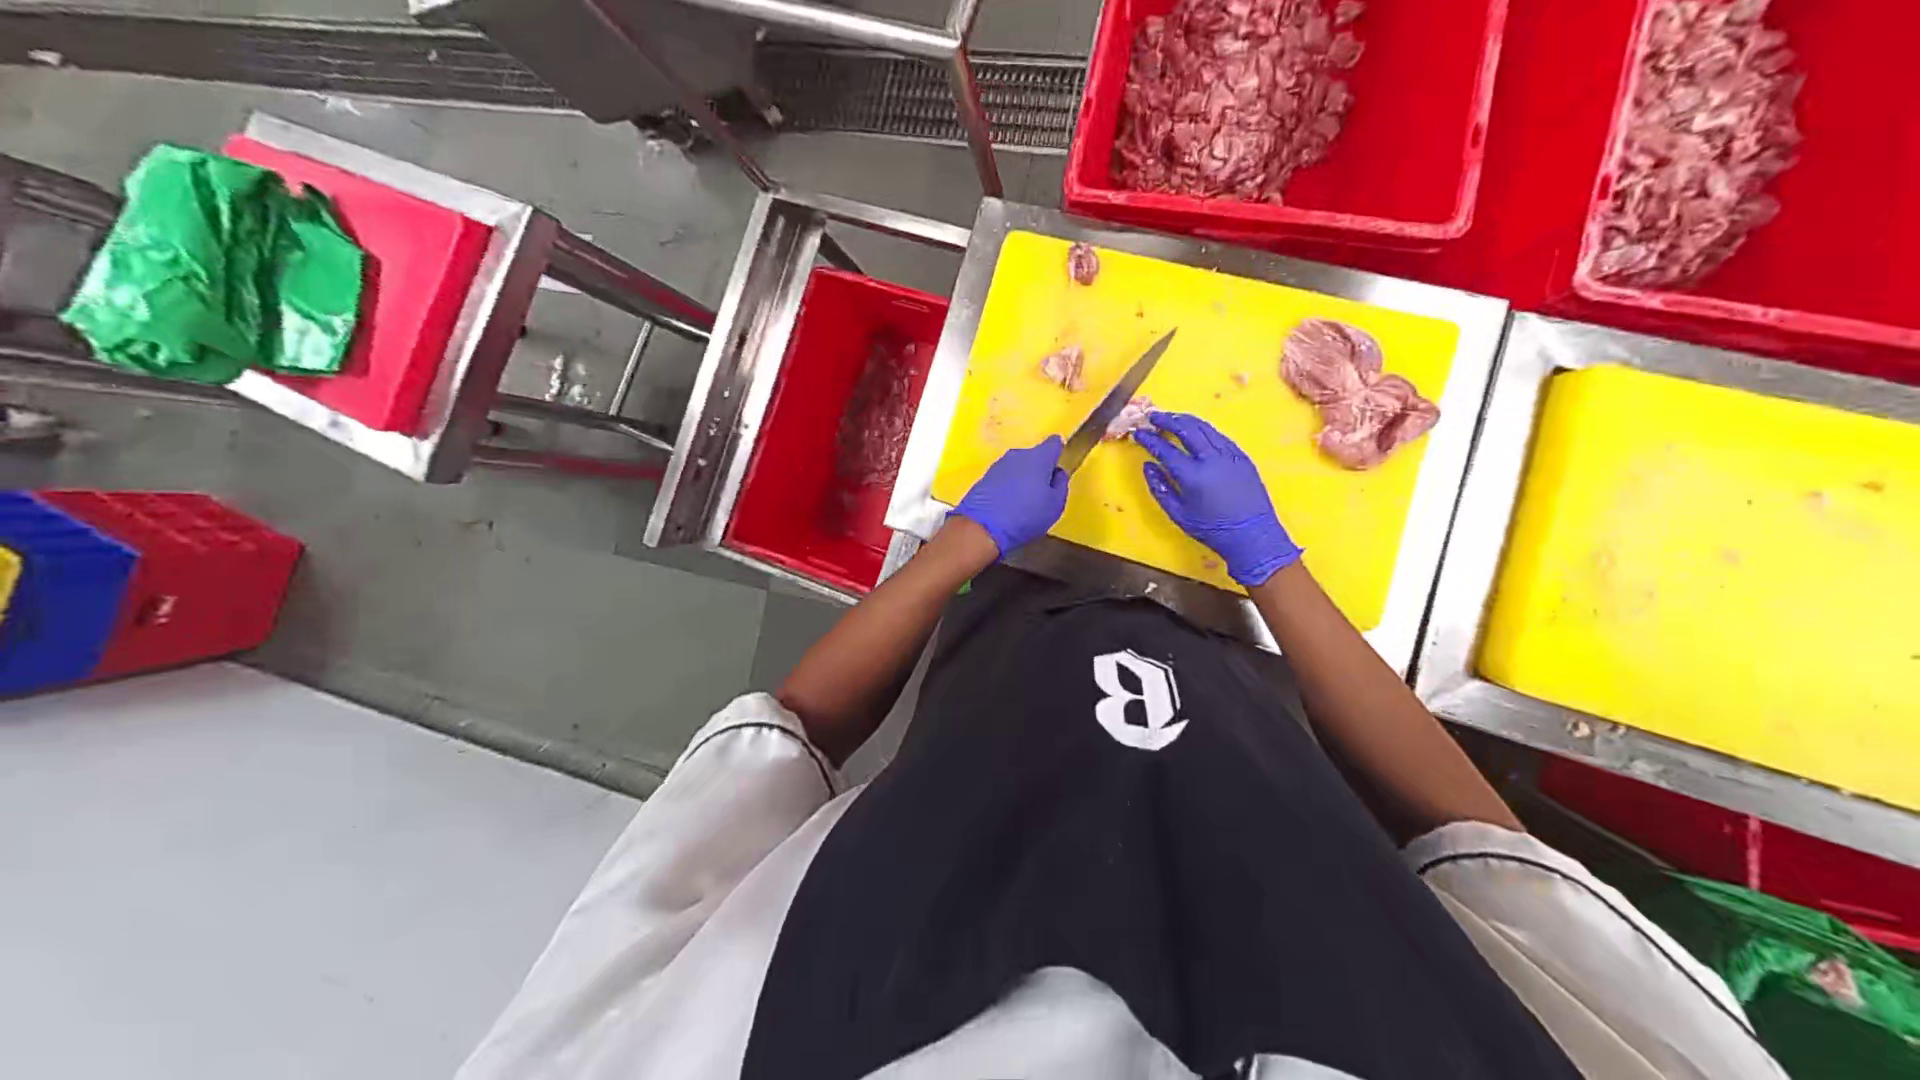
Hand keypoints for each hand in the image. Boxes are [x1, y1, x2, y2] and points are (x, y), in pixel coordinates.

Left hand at [951, 435, 1070, 556]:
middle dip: (1039, 470)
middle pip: (1034, 456)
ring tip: (1023, 502)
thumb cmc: (1026, 515)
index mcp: (1039, 457)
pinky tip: (1007, 506)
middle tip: (1042, 492)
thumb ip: (1060, 484)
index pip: (1054, 443)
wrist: (982, 527)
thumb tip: (1057, 473)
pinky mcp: (983, 478)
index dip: (1059, 453)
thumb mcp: (1055, 504)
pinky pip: (1002, 478)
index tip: (1058, 468)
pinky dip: (1007, 487)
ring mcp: (997, 465)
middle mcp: (1017, 455)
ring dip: (1021, 479)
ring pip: (1017, 467)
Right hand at [1135, 412, 1300, 585]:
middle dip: (1168, 419)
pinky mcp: (1242, 456)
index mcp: (1193, 475)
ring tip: (1173, 418)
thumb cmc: (1211, 529)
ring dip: (1186, 420)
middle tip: (1154, 416)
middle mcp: (1211, 459)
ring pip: (1205, 428)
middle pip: (1187, 429)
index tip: (1138, 433)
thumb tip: (1148, 466)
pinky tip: (1197, 431)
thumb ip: (1160, 488)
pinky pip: (1219, 436)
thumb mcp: (1178, 514)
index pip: (1166, 449)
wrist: (1252, 534)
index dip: (1149, 439)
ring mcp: (1230, 455)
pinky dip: (1204, 430)